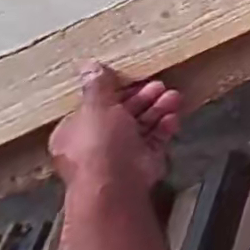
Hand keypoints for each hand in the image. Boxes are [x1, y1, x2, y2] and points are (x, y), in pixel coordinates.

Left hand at [50, 63, 183, 193]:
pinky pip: (155, 140)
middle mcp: (98, 142)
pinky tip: (172, 118)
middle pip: (123, 113)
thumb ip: (97, 86)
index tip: (133, 77)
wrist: (118, 184)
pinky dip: (164, 128)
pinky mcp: (143, 161)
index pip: (96, 104)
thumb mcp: (96, 107)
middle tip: (159, 86)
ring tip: (173, 97)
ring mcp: (121, 153)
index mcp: (76, 129)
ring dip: (158, 109)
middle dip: (144, 98)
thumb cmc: (99, 145)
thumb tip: (89, 66)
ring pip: (142, 125)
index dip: (116, 90)